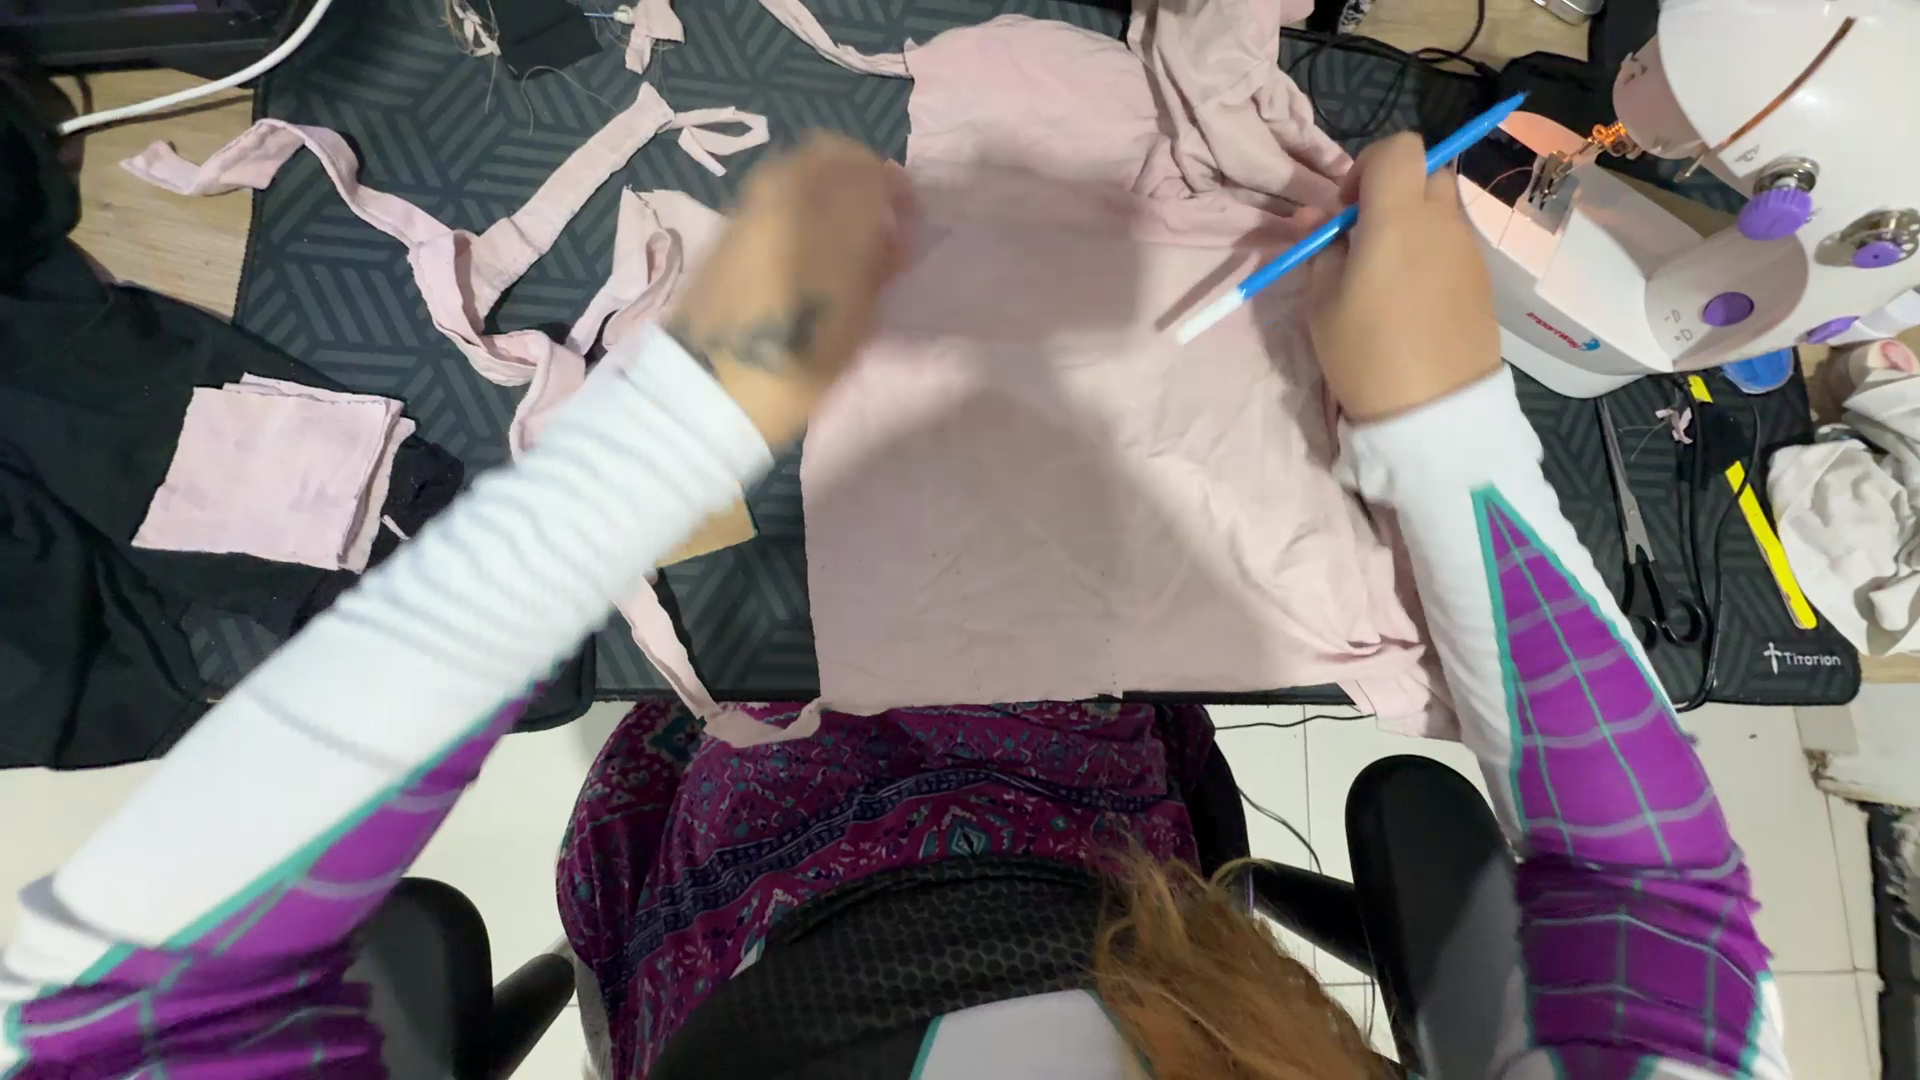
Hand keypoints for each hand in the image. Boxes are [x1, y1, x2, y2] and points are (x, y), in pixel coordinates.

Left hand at [668, 133, 911, 444]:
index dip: (897, 190)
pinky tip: (811, 247)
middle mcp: (780, 193)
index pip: (870, 172)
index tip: (910, 219)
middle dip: (862, 177)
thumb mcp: (857, 321)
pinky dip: (802, 207)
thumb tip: (890, 240)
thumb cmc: (799, 363)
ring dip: (830, 190)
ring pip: (798, 171)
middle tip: (879, 216)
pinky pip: (775, 196)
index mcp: (819, 212)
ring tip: (846, 237)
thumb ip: (877, 268)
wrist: (713, 388)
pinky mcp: (726, 228)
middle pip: (829, 155)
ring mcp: (747, 207)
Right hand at [1304, 133, 1500, 423]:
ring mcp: (1466, 246)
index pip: (1397, 148)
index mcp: (1397, 218)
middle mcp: (1440, 219)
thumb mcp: (1321, 303)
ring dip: (1408, 223)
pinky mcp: (1479, 274)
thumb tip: (1311, 216)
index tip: (1343, 208)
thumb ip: (1319, 249)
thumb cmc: (1363, 351)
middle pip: (1423, 173)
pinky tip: (1407, 298)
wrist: (1431, 405)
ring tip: (1380, 276)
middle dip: (1390, 192)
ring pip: (1437, 208)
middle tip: (1360, 238)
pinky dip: (1426, 251)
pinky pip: (1449, 241)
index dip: (1366, 165)